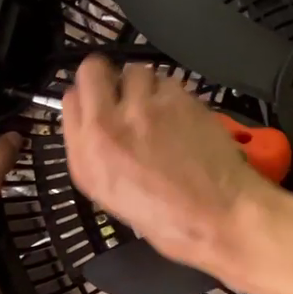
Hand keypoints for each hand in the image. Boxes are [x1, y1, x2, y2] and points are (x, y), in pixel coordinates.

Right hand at [61, 56, 281, 275]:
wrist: (222, 217)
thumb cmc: (170, 222)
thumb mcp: (112, 198)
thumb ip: (97, 154)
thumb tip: (98, 123)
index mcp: (87, 157)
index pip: (70, 100)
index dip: (88, 99)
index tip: (101, 105)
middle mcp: (107, 127)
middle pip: (92, 71)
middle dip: (107, 77)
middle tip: (124, 94)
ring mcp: (142, 109)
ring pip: (134, 71)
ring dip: (144, 86)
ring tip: (159, 110)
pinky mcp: (175, 98)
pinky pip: (166, 81)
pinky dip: (172, 94)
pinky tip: (182, 116)